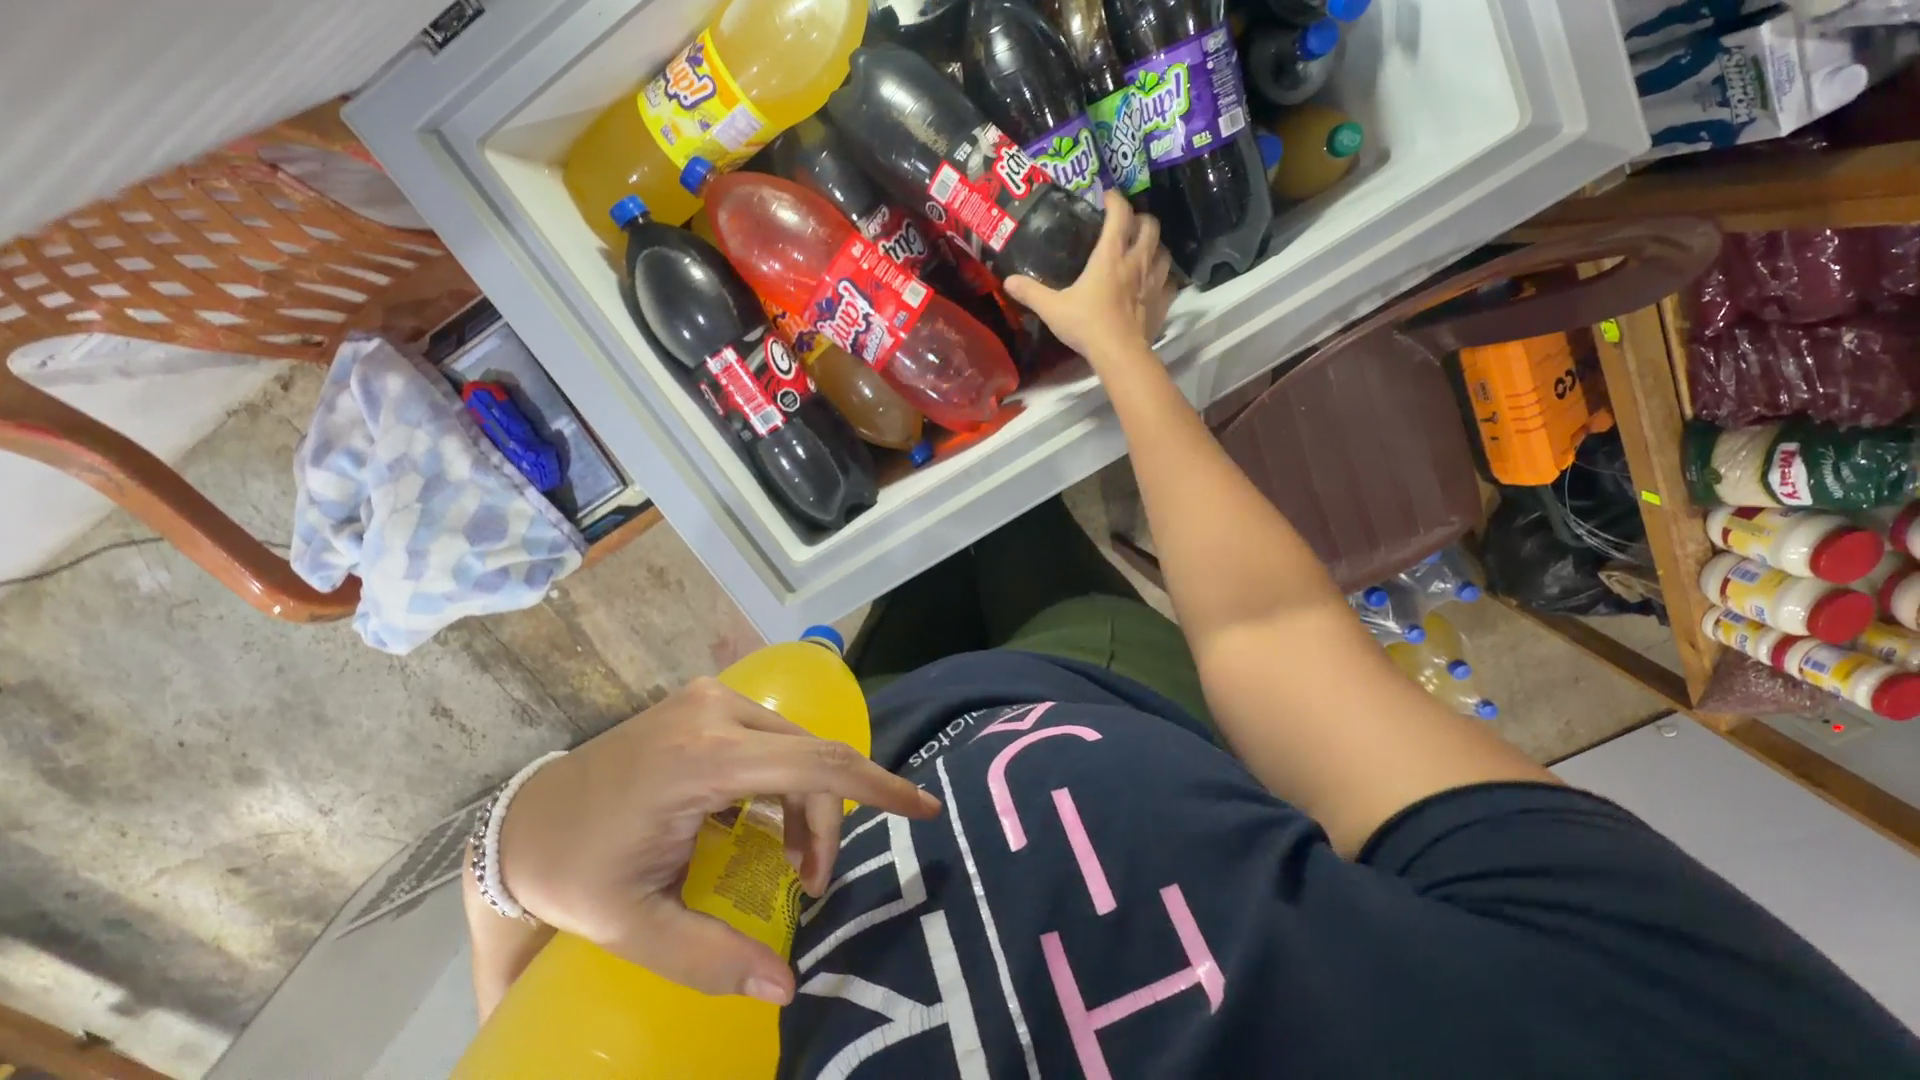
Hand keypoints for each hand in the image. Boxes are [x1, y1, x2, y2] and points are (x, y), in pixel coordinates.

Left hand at [485, 678, 940, 1007]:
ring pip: (796, 746)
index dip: (879, 787)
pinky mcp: (703, 702)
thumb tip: (788, 987)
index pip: (815, 764)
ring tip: (787, 862)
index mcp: (699, 760)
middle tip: (810, 885)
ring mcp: (708, 699)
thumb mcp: (636, 926)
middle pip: (812, 759)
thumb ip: (713, 956)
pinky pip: (770, 739)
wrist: (522, 822)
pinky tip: (758, 824)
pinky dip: (783, 783)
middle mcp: (713, 711)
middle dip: (829, 820)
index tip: (926, 809)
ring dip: (806, 803)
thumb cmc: (576, 872)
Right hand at [1004, 190, 1176, 362]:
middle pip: (1150, 226)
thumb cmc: (1086, 325)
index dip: (1115, 200)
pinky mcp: (1162, 301)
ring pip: (1163, 251)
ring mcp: (1153, 281)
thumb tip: (1007, 281)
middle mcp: (1136, 261)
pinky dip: (1163, 277)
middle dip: (1141, 219)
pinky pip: (1169, 281)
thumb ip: (1031, 292)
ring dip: (1155, 246)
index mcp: (1110, 255)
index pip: (1119, 214)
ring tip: (1144, 250)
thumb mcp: (1052, 308)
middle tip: (1128, 224)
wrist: (1119, 354)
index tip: (1107, 197)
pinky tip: (1154, 282)